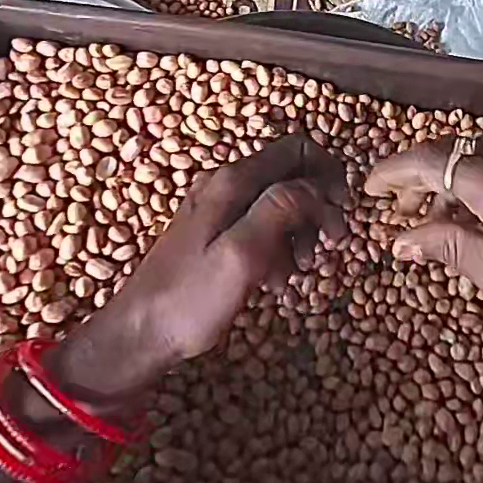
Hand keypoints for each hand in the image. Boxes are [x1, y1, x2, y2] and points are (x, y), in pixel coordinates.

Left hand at [52, 134, 347, 400]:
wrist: (139, 334)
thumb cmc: (189, 299)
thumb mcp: (241, 255)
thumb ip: (279, 211)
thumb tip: (314, 188)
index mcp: (233, 181)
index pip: (297, 149)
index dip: (329, 174)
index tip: (343, 212)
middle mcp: (226, 184)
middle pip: (291, 175)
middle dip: (318, 206)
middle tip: (330, 245)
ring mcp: (218, 208)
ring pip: (280, 202)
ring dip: (301, 231)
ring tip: (301, 269)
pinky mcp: (215, 233)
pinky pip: (261, 226)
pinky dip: (279, 246)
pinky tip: (276, 278)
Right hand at [364, 139, 482, 371]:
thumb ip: (452, 248)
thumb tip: (401, 239)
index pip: (439, 163)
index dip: (397, 170)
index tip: (372, 187)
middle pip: (459, 149)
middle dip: (421, 174)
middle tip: (399, 211)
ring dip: (452, 175)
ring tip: (435, 216)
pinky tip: (477, 209)